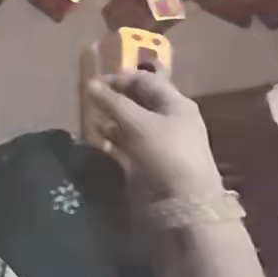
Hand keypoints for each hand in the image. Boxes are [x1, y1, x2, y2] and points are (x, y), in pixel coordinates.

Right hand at [84, 70, 224, 203]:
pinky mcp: (157, 158)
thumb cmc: (165, 152)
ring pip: (135, 121)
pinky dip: (118, 137)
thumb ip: (113, 103)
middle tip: (91, 103)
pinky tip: (104, 140)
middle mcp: (172, 116)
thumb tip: (90, 85)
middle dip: (115, 99)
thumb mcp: (138, 123)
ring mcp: (165, 138)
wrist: (186, 198)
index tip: (95, 85)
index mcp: (175, 102)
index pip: (145, 80)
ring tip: (94, 122)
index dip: (120, 79)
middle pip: (140, 100)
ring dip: (114, 119)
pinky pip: (134, 140)